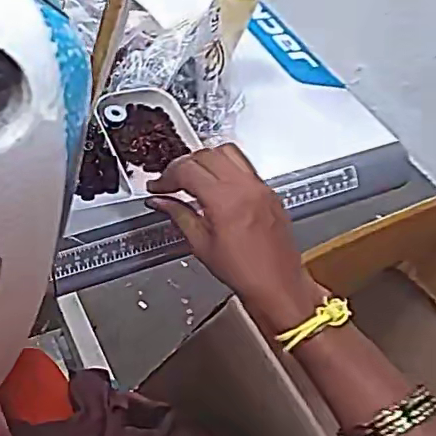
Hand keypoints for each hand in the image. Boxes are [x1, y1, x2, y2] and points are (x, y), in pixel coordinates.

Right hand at [146, 144, 328, 333]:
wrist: (277, 283)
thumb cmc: (244, 272)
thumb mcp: (201, 244)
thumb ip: (179, 215)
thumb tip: (161, 202)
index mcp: (225, 201)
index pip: (188, 170)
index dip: (167, 176)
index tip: (158, 186)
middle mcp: (246, 188)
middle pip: (206, 155)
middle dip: (183, 165)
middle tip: (170, 182)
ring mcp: (260, 187)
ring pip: (227, 152)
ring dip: (205, 161)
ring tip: (192, 179)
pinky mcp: (269, 191)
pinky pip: (244, 166)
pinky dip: (224, 168)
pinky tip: (215, 187)